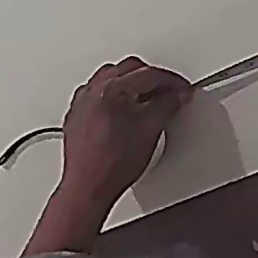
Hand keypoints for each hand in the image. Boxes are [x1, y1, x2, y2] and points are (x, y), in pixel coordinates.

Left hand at [56, 56, 192, 209]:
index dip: (171, 81)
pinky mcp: (76, 115)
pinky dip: (113, 94)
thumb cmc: (111, 166)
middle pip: (129, 69)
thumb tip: (176, 96)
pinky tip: (123, 109)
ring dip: (130, 82)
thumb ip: (168, 106)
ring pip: (111, 77)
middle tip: (168, 91)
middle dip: (151, 77)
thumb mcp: (151, 131)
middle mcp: (94, 91)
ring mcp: (82, 102)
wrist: (88, 188)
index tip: (181, 88)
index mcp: (112, 89)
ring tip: (147, 98)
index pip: (149, 74)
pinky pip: (97, 92)